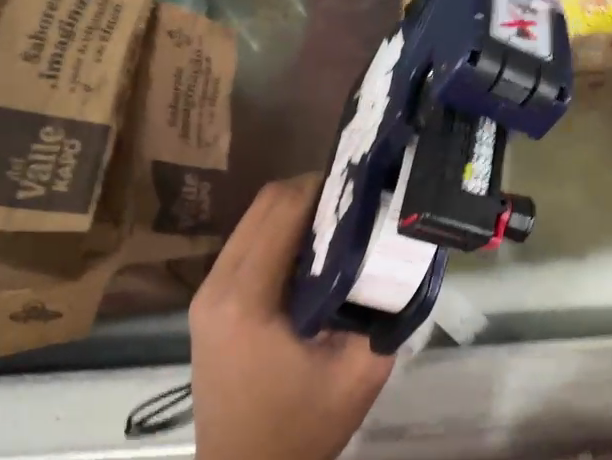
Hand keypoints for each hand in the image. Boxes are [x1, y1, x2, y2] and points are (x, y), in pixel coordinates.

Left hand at [190, 174, 393, 459]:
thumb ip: (385, 307)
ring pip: (253, 221)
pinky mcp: (209, 306)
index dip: (326, 186)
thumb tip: (405, 253)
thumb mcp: (360, 369)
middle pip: (265, 203)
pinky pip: (247, 246)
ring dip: (297, 213)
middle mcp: (217, 285)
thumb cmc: (302, 425)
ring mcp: (206, 295)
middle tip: (359, 203)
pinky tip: (315, 257)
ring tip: (342, 226)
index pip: (283, 207)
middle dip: (314, 192)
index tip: (366, 187)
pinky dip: (281, 235)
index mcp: (247, 298)